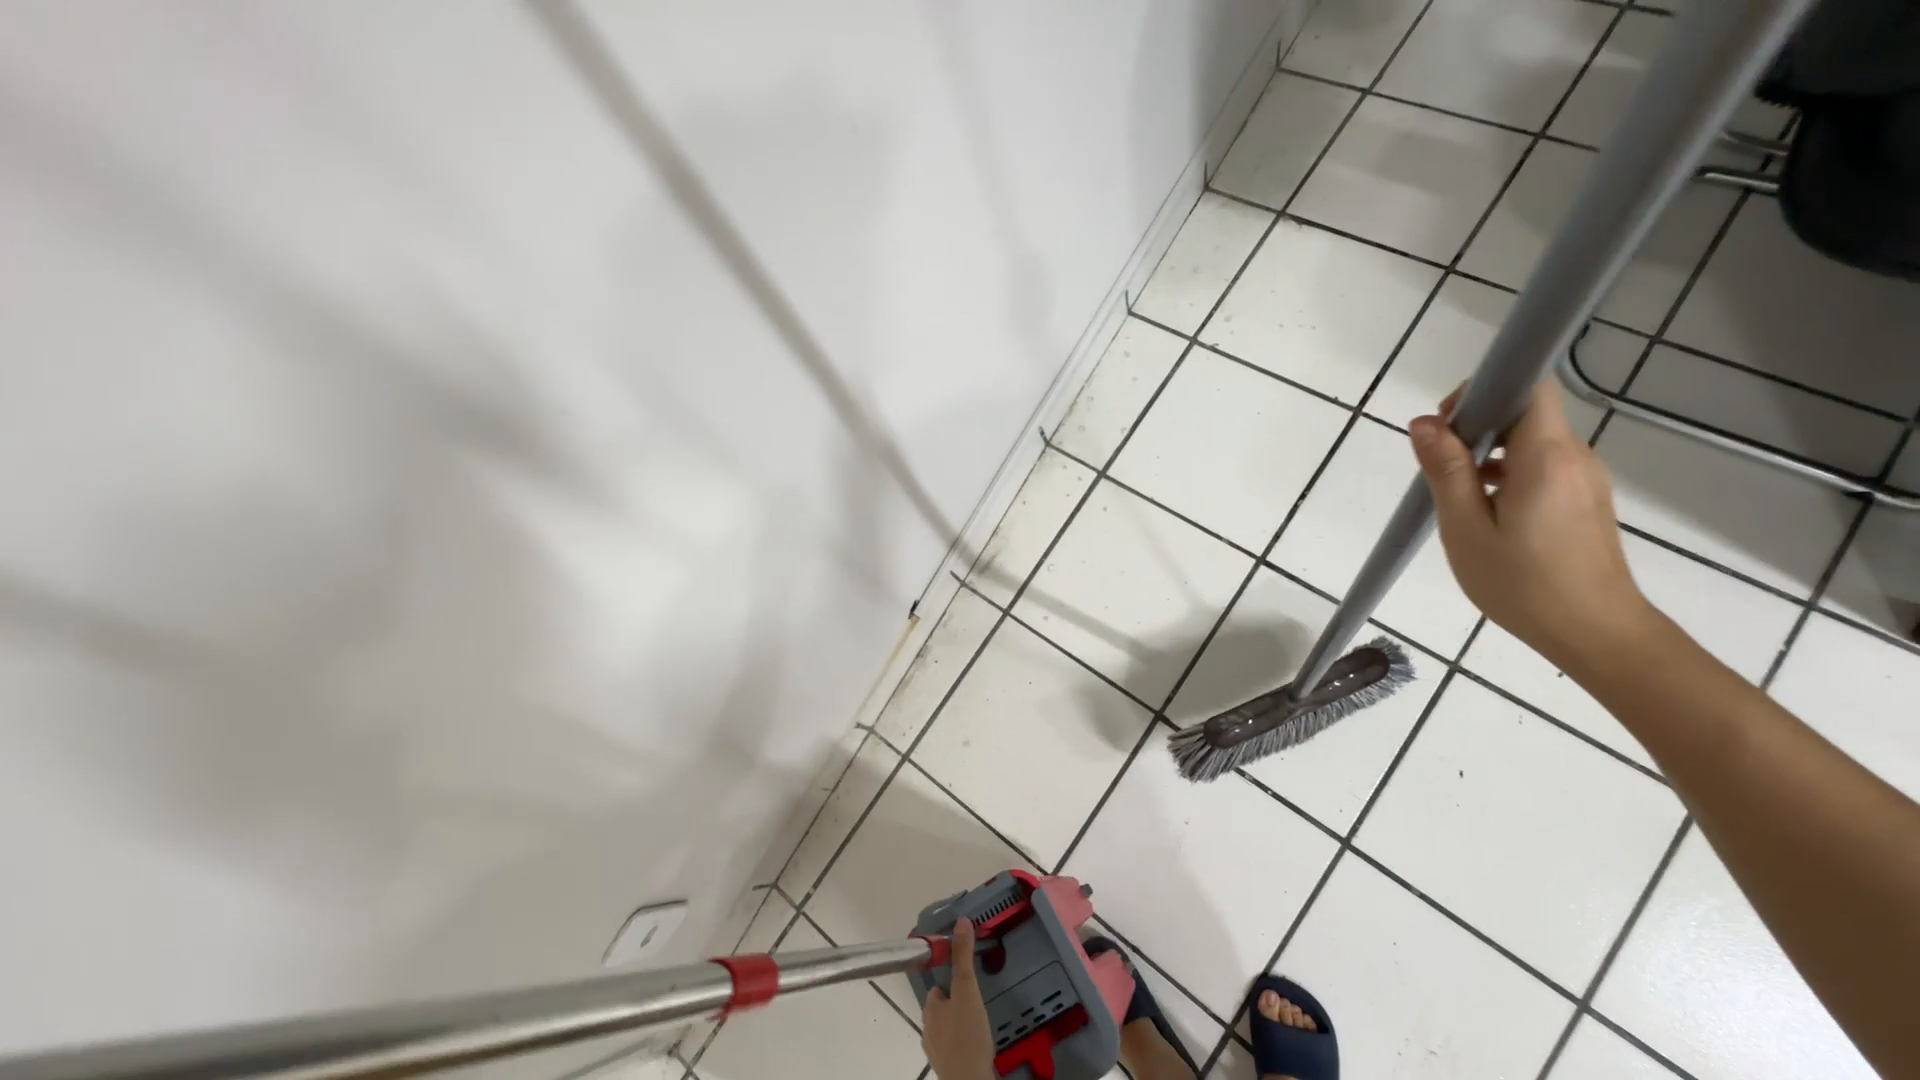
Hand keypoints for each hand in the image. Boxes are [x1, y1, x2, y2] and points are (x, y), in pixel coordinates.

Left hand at [921, 917, 995, 1079]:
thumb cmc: (967, 1034)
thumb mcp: (967, 990)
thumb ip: (963, 958)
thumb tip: (961, 921)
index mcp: (930, 1008)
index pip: (936, 989)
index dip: (951, 984)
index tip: (967, 986)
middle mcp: (928, 1029)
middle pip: (942, 1009)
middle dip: (957, 1005)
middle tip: (979, 1005)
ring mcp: (936, 1051)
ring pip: (947, 1029)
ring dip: (960, 1024)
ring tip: (980, 1024)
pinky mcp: (947, 1068)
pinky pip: (954, 1048)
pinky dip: (964, 1043)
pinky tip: (977, 1045)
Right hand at [1409, 381, 1653, 667]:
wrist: (1597, 634)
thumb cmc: (1524, 585)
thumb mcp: (1466, 530)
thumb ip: (1446, 472)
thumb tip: (1424, 423)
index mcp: (1546, 456)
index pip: (1528, 385)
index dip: (1484, 391)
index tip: (1447, 425)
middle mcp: (1575, 456)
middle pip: (1526, 413)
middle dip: (1478, 426)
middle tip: (1439, 468)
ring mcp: (1586, 478)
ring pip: (1533, 442)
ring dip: (1491, 454)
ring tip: (1459, 496)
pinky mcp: (1587, 499)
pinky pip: (1544, 466)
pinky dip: (1511, 474)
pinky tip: (1489, 513)